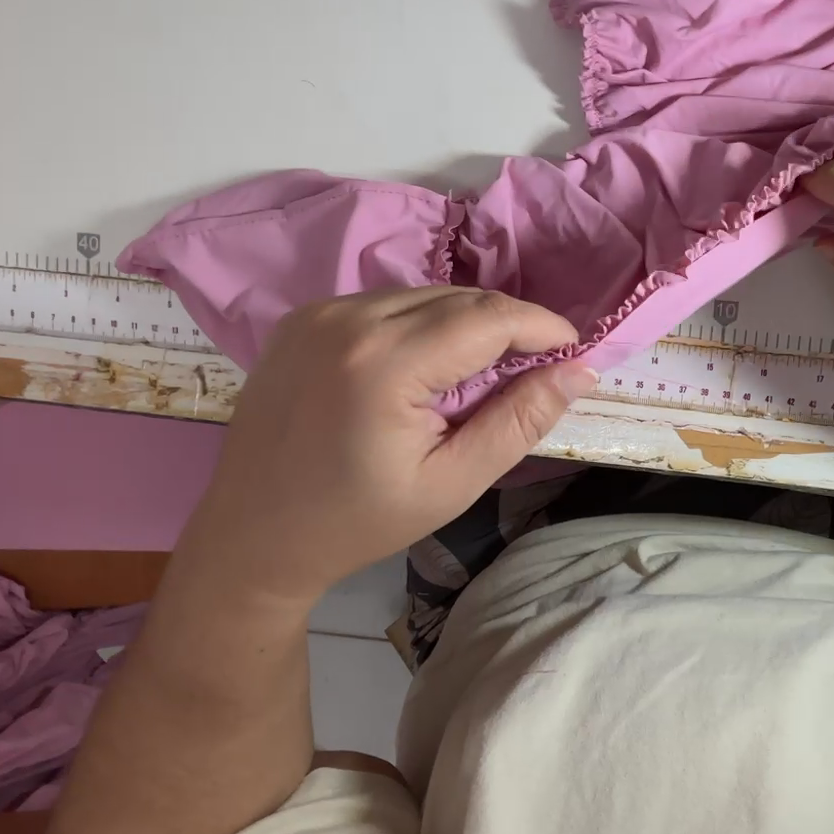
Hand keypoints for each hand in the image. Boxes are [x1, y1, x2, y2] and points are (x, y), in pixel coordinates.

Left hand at [173, 288, 596, 609]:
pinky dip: (425, 323)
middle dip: (510, 326)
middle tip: (539, 367)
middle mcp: (348, 318)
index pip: (489, 317)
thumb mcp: (453, 483)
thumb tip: (581, 371)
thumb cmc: (358, 522)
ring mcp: (320, 312)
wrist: (252, 537)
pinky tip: (430, 366)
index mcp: (384, 362)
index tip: (577, 349)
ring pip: (426, 296)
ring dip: (469, 323)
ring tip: (485, 373)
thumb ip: (520, 420)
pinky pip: (388, 303)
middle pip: (460, 299)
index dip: (542, 326)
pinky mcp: (304, 318)